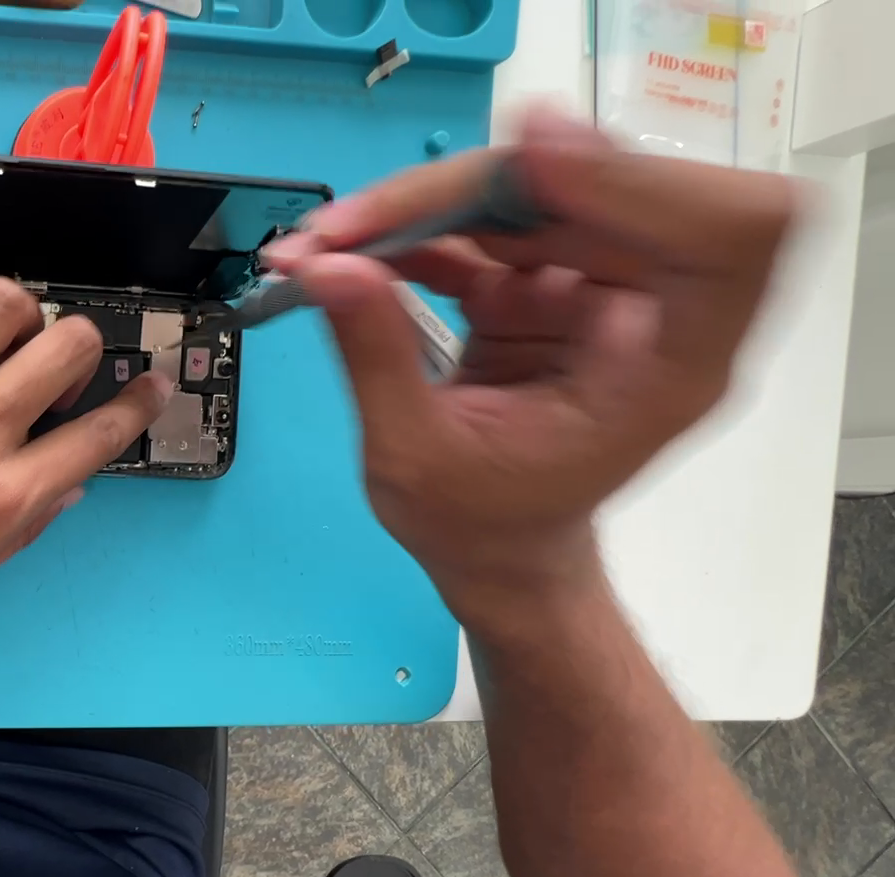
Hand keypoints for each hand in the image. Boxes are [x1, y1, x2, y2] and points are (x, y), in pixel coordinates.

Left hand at [0, 278, 173, 655]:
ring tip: (4, 337)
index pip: (100, 435)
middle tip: (63, 365)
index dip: (139, 402)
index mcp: (4, 497)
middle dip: (83, 344)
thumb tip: (65, 482)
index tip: (148, 385)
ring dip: (17, 314)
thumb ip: (24, 522)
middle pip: (64, 347)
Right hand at [263, 108, 797, 623]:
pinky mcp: (539, 289)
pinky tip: (345, 252)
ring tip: (324, 241)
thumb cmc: (471, 523)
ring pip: (527, 200)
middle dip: (462, 195)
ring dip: (420, 209)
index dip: (634, 183)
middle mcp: (649, 309)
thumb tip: (326, 266)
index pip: (718, 236)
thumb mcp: (410, 453)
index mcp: (667, 367)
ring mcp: (592, 291)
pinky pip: (482, 233)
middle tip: (344, 227)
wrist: (489, 547)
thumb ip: (376, 356)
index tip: (526, 162)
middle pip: (590, 196)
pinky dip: (411, 235)